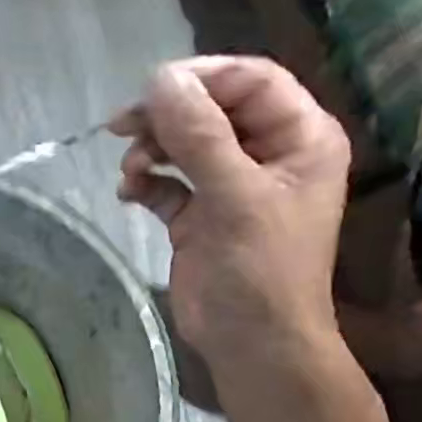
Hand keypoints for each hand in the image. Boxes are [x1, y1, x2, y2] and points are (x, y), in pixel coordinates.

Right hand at [113, 57, 351, 366]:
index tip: (151, 90)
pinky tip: (129, 191)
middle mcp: (266, 155)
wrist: (251, 343)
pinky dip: (146, 184)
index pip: (252, 82)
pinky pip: (169, 185)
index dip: (202, 79)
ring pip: (185, 147)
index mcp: (299, 138)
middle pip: (213, 111)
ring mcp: (230, 188)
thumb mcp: (235, 198)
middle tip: (123, 125)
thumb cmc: (260, 271)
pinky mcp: (199, 218)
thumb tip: (159, 82)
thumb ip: (199, 137)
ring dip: (152, 151)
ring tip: (130, 169)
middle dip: (168, 116)